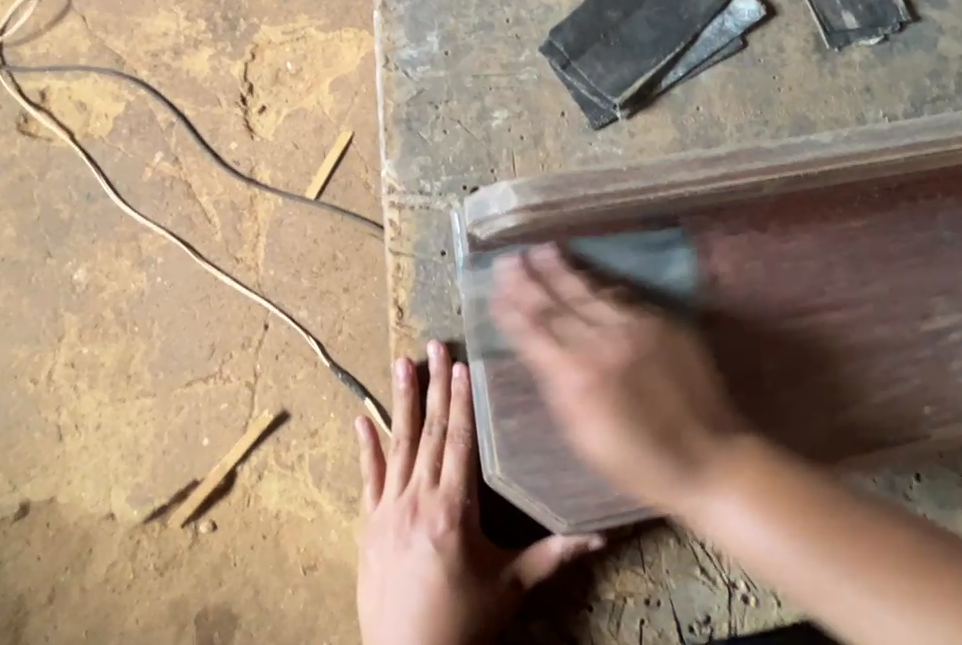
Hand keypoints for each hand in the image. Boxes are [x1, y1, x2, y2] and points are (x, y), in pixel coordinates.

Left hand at [356, 340, 602, 644]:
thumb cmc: (463, 623)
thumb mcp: (512, 587)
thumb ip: (554, 554)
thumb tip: (602, 535)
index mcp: (453, 509)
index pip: (460, 440)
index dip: (462, 400)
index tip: (463, 364)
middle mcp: (417, 501)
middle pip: (429, 431)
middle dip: (435, 385)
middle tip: (436, 344)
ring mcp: (387, 512)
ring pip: (397, 445)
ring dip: (400, 401)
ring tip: (402, 362)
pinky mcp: (367, 529)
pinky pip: (367, 479)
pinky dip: (365, 447)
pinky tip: (360, 417)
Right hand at [490, 244, 748, 512]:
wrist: (706, 456)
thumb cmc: (635, 461)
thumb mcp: (581, 434)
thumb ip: (557, 386)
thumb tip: (539, 350)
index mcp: (574, 375)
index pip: (533, 330)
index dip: (511, 306)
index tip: (496, 286)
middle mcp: (601, 341)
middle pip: (558, 302)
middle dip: (531, 278)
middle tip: (511, 256)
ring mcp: (635, 327)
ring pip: (591, 291)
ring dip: (564, 270)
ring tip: (544, 249)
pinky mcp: (663, 322)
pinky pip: (623, 298)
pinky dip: (601, 286)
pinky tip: (590, 276)